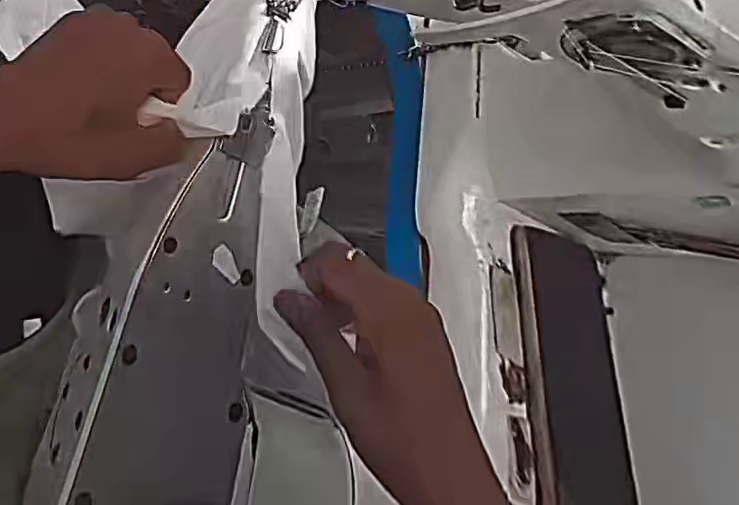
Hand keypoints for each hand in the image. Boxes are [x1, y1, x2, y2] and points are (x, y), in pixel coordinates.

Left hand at [0, 10, 191, 181]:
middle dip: (143, 87)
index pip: (181, 79)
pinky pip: (103, 42)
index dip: (164, 107)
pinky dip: (96, 59)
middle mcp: (127, 30)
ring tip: (91, 102)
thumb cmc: (53, 131)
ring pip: (129, 50)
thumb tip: (182, 138)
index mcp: (148, 56)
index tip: (144, 121)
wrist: (0, 116)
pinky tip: (76, 87)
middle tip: (115, 117)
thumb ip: (169, 146)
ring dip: (120, 72)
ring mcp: (99, 22)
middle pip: (156, 61)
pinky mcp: (74, 23)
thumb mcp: (124, 157)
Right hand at [275, 246, 507, 504]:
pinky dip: (364, 306)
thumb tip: (292, 301)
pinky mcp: (427, 330)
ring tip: (320, 325)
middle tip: (299, 305)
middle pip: (356, 264)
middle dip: (323, 279)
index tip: (289, 291)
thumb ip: (315, 333)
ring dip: (342, 292)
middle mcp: (410, 302)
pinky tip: (349, 338)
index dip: (306, 272)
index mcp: (388, 308)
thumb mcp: (345, 387)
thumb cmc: (407, 441)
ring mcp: (422, 315)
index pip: (337, 263)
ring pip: (372, 279)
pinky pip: (389, 298)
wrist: (449, 475)